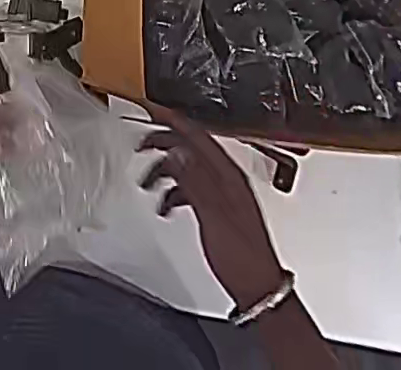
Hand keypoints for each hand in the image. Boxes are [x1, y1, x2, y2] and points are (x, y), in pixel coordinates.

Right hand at [138, 101, 287, 307]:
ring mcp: (223, 192)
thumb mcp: (213, 215)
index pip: (196, 134)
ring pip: (188, 167)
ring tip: (148, 181)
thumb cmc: (242, 257)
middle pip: (190, 147)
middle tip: (141, 145)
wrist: (259, 289)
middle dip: (163, 143)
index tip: (152, 110)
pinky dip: (174, 191)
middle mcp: (226, 177)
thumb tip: (176, 152)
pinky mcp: (217, 206)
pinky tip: (165, 204)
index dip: (172, 119)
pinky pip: (190, 188)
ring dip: (165, 171)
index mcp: (226, 173)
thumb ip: (193, 180)